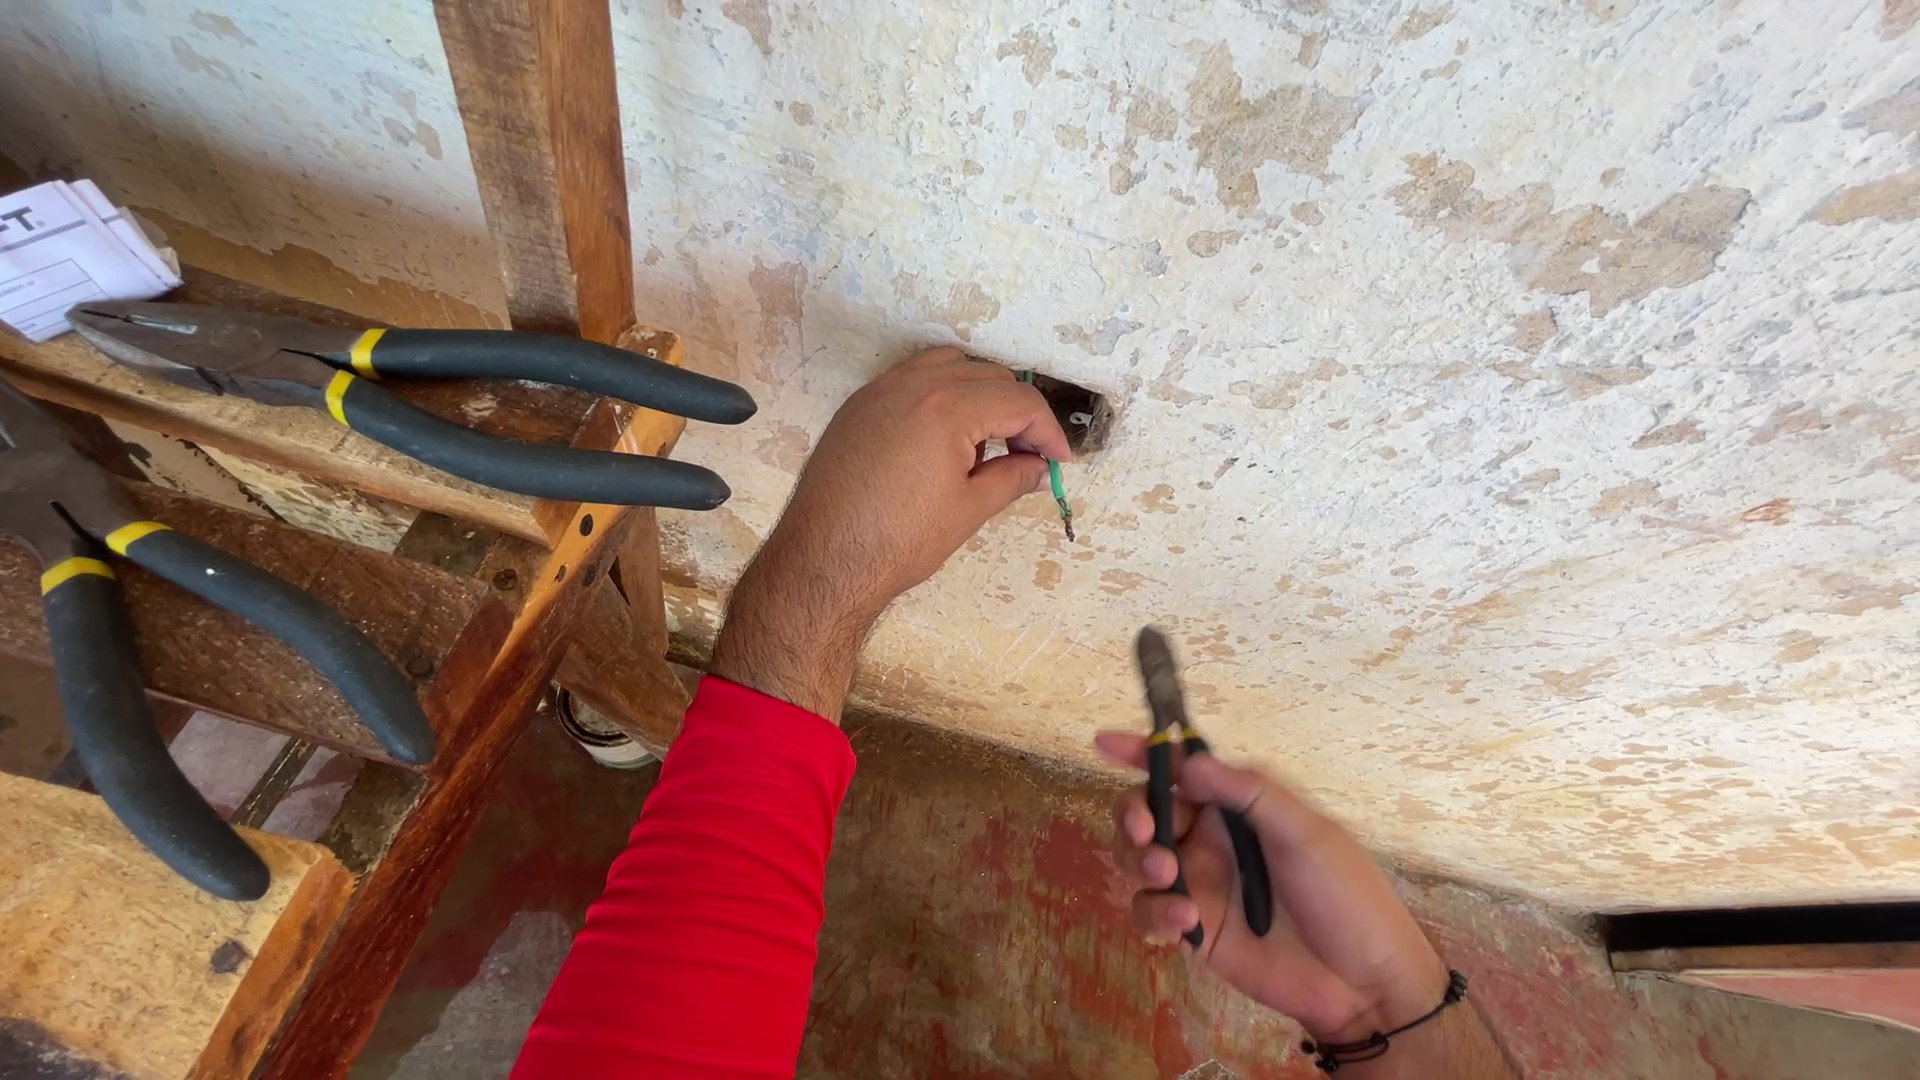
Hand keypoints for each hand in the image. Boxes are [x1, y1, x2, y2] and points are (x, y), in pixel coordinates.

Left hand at [710, 348, 1070, 720]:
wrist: (824, 560)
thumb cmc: (899, 541)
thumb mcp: (968, 510)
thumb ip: (1012, 478)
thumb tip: (1039, 468)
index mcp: (946, 407)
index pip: (1018, 401)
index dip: (1048, 432)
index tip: (1057, 462)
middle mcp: (913, 384)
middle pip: (988, 376)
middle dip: (1017, 412)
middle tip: (1028, 455)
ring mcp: (880, 390)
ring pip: (949, 366)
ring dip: (980, 393)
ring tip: (985, 441)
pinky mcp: (859, 405)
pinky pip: (912, 378)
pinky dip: (941, 394)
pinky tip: (943, 437)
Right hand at [1098, 733, 1450, 1044]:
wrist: (1365, 986)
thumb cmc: (1343, 894)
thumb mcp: (1304, 831)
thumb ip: (1245, 791)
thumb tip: (1187, 761)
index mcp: (1233, 806)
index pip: (1179, 768)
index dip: (1140, 751)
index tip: (1106, 743)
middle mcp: (1207, 836)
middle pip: (1145, 809)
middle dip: (1133, 812)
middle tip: (1146, 830)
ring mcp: (1196, 882)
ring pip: (1136, 856)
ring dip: (1138, 858)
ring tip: (1166, 873)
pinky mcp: (1191, 928)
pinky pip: (1148, 910)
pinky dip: (1154, 911)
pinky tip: (1183, 919)